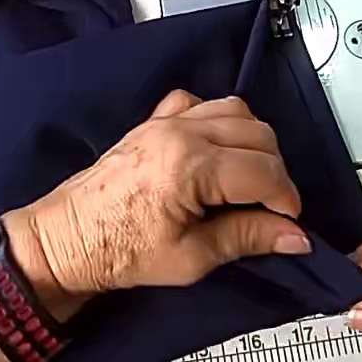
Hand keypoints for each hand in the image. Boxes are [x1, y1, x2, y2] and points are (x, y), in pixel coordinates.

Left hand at [4, 91, 312, 320]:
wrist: (66, 239)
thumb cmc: (116, 252)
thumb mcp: (190, 258)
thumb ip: (247, 238)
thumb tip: (295, 237)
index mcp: (190, 165)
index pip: (265, 171)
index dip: (286, 201)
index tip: (287, 224)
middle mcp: (180, 132)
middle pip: (258, 134)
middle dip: (274, 172)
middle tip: (269, 209)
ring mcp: (163, 122)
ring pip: (235, 110)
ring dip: (253, 143)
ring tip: (247, 182)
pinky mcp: (151, 123)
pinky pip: (197, 103)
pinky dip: (217, 120)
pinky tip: (215, 150)